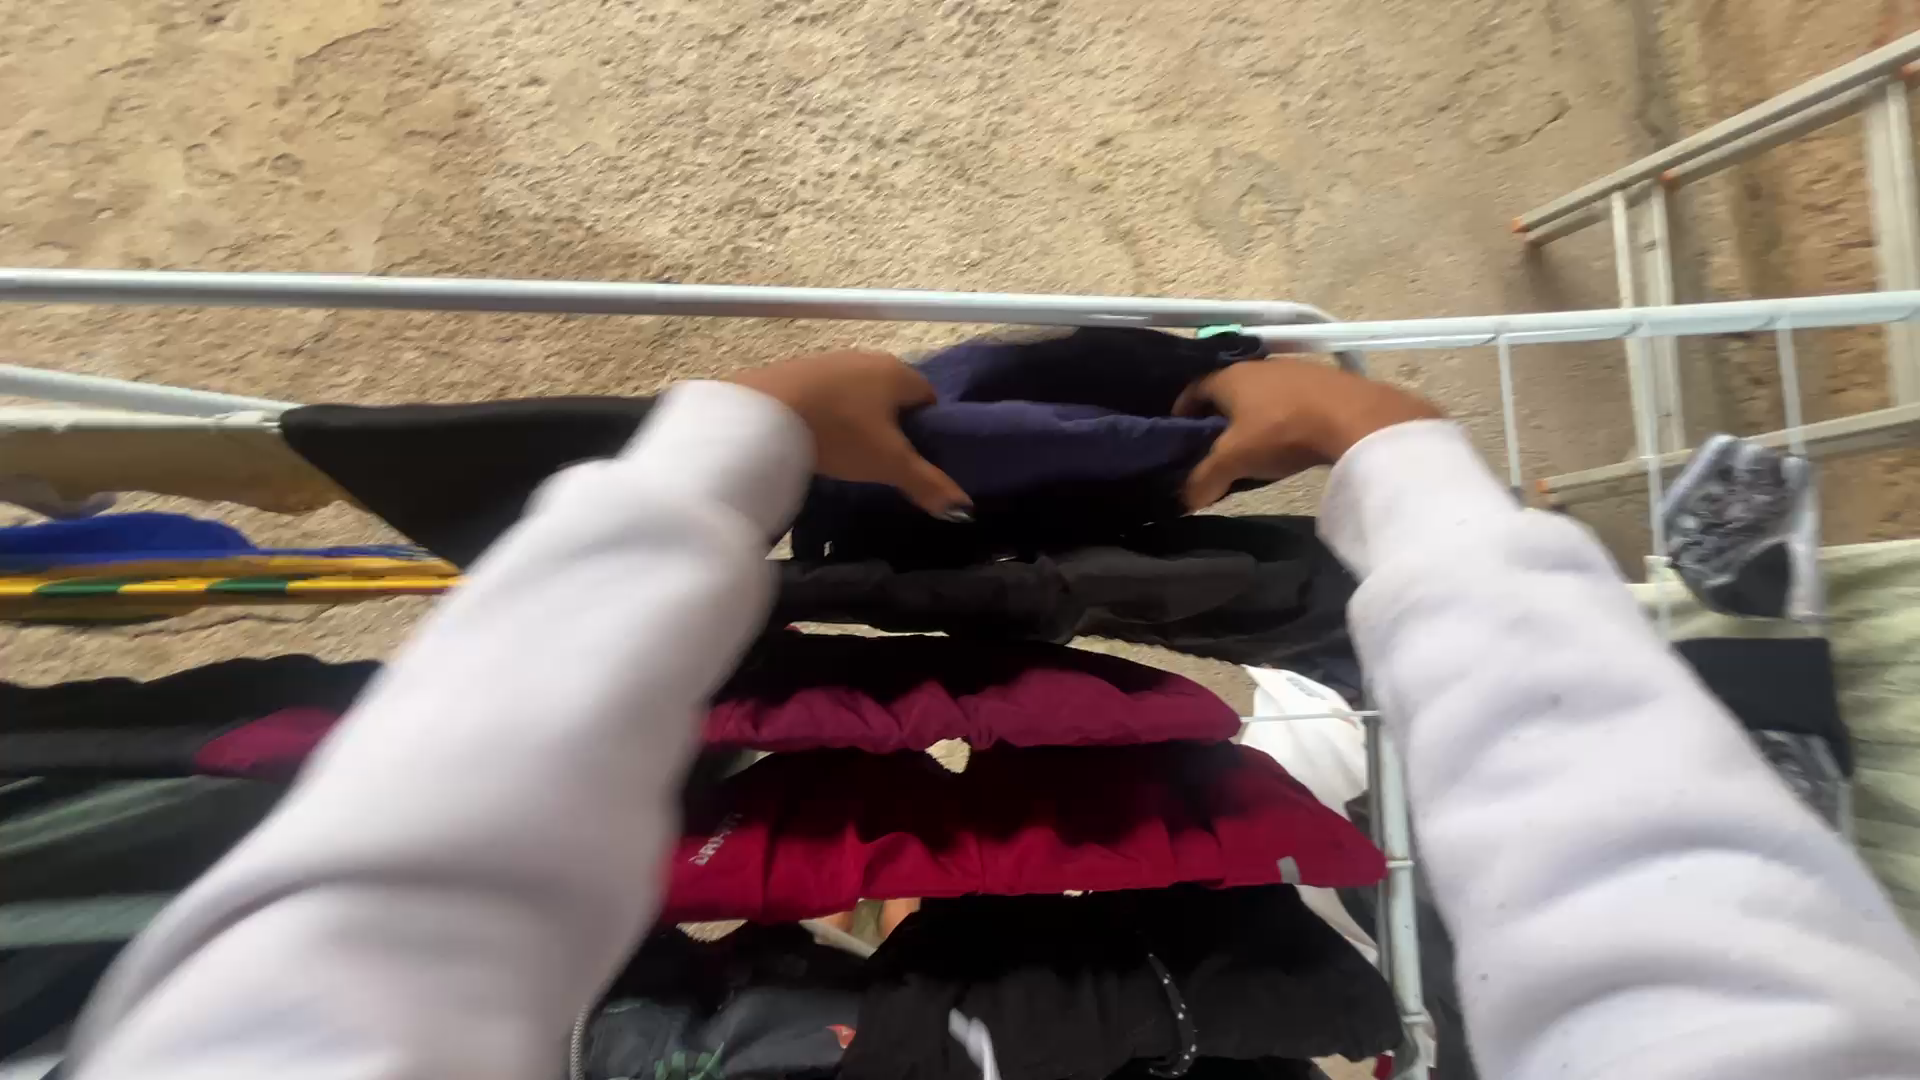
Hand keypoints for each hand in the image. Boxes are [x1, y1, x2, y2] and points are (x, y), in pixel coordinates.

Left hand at [731, 350, 971, 518]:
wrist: (764, 411)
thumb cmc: (839, 433)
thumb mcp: (888, 464)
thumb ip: (928, 484)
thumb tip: (966, 511)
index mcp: (899, 372)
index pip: (930, 398)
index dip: (929, 429)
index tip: (917, 458)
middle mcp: (869, 357)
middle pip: (895, 395)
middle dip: (895, 425)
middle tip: (887, 461)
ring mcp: (832, 361)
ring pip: (861, 394)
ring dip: (861, 419)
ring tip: (853, 453)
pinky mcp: (799, 371)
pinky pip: (830, 395)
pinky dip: (832, 415)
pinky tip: (823, 438)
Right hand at [1173, 357, 1441, 508]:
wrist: (1358, 418)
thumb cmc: (1281, 431)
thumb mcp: (1233, 460)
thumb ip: (1203, 480)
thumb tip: (1184, 501)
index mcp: (1228, 376)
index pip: (1191, 389)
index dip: (1180, 412)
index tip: (1177, 436)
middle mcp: (1257, 366)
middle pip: (1225, 392)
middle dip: (1214, 418)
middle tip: (1209, 447)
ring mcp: (1292, 370)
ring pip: (1257, 395)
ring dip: (1248, 418)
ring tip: (1247, 448)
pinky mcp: (1321, 383)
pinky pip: (1286, 401)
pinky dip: (1277, 419)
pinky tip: (1284, 442)